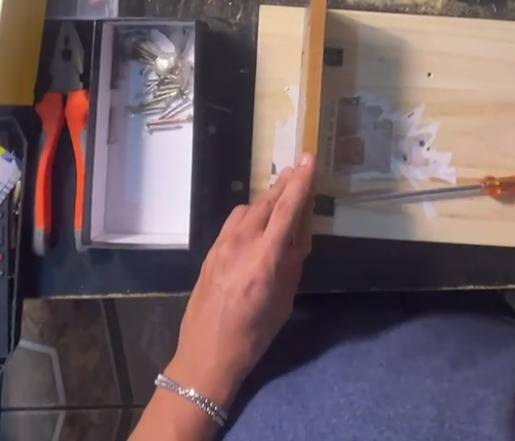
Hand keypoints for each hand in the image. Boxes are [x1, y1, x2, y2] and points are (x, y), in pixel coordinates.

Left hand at [166, 155, 314, 404]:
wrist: (206, 354)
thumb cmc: (252, 335)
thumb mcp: (283, 304)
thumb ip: (291, 266)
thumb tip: (297, 239)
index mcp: (264, 259)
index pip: (287, 211)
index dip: (300, 183)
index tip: (308, 159)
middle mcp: (242, 243)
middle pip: (267, 203)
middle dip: (285, 186)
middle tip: (298, 170)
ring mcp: (223, 244)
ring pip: (249, 209)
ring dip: (267, 201)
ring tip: (281, 198)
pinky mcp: (211, 250)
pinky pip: (234, 222)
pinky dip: (250, 215)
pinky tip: (257, 222)